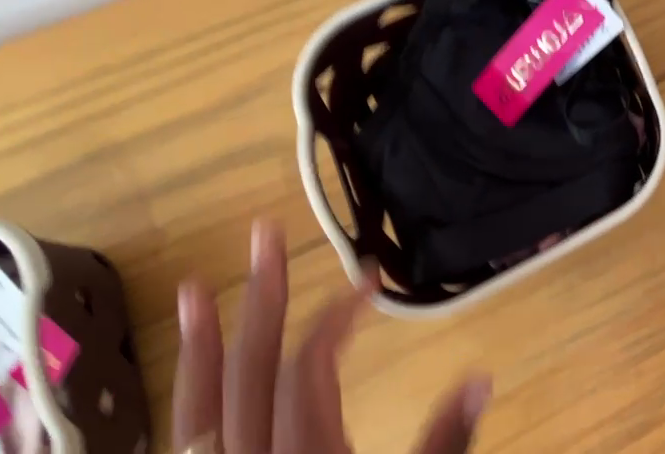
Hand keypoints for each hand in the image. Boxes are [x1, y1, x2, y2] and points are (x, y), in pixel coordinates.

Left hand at [173, 220, 492, 453]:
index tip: (368, 280)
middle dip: (260, 299)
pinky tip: (186, 380)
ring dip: (200, 347)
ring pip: (196, 412)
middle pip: (249, 373)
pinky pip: (183, 449)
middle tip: (262, 233)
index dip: (336, 316)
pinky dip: (183, 403)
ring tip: (198, 288)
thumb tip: (480, 375)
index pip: (310, 368)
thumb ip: (443, 443)